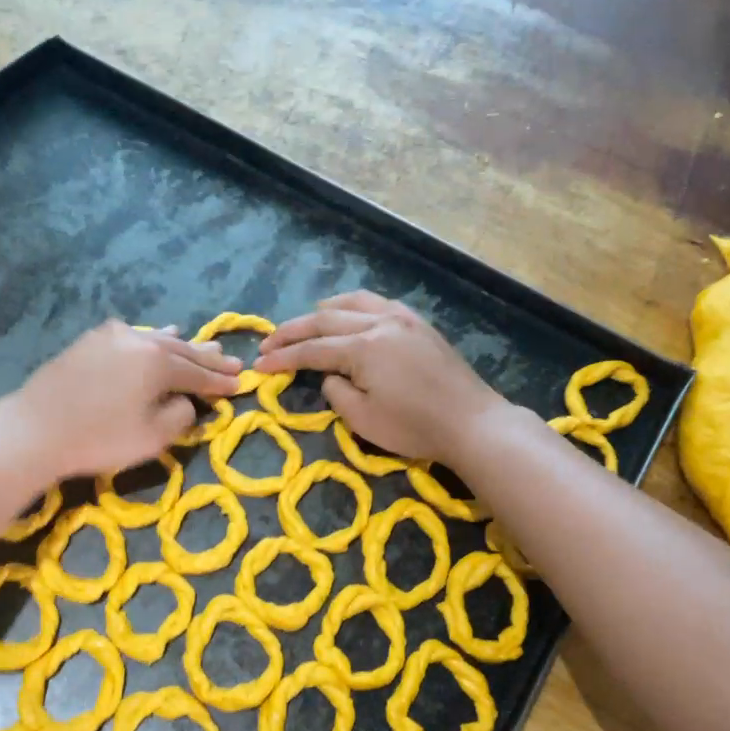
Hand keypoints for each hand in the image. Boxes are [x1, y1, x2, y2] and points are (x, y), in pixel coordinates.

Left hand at [1, 320, 240, 477]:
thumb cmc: (99, 438)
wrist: (35, 429)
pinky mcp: (90, 342)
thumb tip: (184, 399)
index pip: (198, 373)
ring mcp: (111, 336)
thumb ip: (180, 415)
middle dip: (208, 359)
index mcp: (158, 362)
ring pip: (158, 340)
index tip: (242, 384)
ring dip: (183, 346)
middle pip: (182, 350)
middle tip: (233, 361)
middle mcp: (139, 340)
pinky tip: (158, 336)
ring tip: (206, 345)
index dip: (220, 382)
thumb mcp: (152, 437)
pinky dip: (153, 339)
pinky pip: (133, 337)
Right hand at [254, 291, 506, 462]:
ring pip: (352, 303)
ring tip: (306, 321)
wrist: (471, 422)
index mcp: (362, 348)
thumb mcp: (363, 419)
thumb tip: (331, 376)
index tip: (259, 365)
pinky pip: (378, 303)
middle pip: (325, 320)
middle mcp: (379, 323)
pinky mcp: (418, 324)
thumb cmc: (414, 427)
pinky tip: (350, 313)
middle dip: (293, 331)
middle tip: (268, 341)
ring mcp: (401, 319)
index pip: (311, 350)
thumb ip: (337, 393)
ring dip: (323, 311)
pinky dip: (354, 305)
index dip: (282, 357)